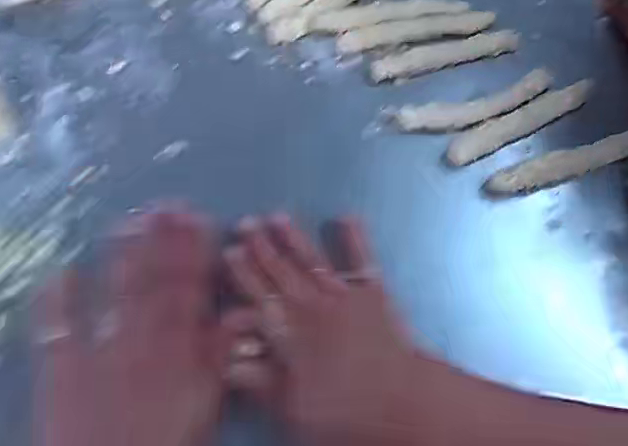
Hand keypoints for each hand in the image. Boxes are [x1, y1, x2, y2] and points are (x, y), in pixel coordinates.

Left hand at [35, 206, 229, 445]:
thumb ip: (220, 357)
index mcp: (180, 349)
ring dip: (122, 256)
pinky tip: (59, 271)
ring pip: (116, 295)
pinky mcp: (62, 375)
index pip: (191, 288)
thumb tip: (237, 311)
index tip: (199, 217)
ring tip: (128, 220)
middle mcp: (143, 342)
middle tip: (165, 205)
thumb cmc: (166, 445)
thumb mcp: (206, 404)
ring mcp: (101, 355)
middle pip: (155, 282)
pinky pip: (56, 334)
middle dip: (162, 241)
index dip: (195, 250)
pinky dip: (56, 302)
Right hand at [222, 215, 441, 445]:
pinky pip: (362, 260)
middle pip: (283, 273)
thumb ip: (259, 379)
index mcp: (292, 333)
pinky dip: (355, 237)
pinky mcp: (374, 291)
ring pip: (313, 260)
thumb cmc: (343, 412)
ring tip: (278, 215)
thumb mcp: (292, 407)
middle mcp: (314, 305)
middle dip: (261, 247)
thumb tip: (227, 358)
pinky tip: (347, 216)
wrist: (400, 402)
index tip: (229, 250)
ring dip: (294, 237)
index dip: (244, 275)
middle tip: (245, 222)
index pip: (260, 298)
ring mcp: (345, 294)